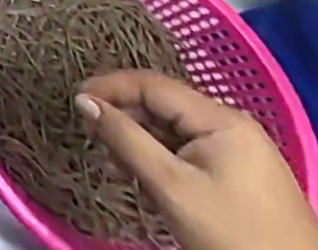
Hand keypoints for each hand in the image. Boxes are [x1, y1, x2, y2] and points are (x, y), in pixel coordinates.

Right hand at [76, 71, 317, 249]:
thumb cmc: (233, 236)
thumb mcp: (171, 186)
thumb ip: (124, 137)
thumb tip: (83, 100)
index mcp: (221, 120)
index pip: (150, 84)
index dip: (108, 87)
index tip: (76, 104)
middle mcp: (232, 125)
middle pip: (160, 105)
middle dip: (124, 119)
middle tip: (96, 141)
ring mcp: (241, 150)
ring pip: (172, 129)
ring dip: (139, 141)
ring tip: (119, 166)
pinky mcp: (241, 173)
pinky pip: (188, 149)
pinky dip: (161, 158)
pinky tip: (147, 179)